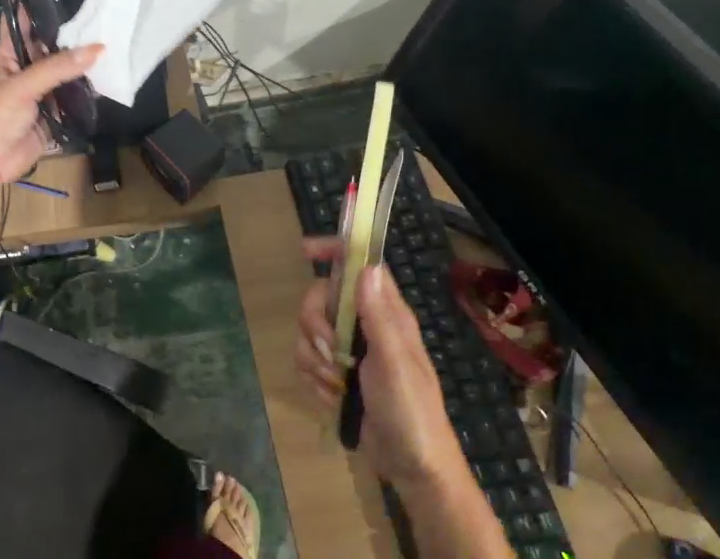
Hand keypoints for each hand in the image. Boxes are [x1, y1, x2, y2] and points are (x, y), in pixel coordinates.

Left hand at [0, 18, 101, 193]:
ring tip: (114, 40)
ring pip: (67, 71)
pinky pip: (75, 97)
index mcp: (9, 55)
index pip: (22, 21)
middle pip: (53, 45)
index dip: (36, 3)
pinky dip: (89, 90)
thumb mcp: (21, 87)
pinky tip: (109, 76)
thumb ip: (57, 68)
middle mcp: (27, 68)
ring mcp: (42, 91)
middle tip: (103, 14)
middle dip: (73, 33)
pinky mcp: (55, 113)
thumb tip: (96, 49)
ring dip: (84, 62)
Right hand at [295, 238, 463, 488]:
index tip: (306, 251)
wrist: (413, 469)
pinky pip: (307, 362)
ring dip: (313, 359)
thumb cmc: (412, 413)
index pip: (360, 266)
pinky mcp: (336, 376)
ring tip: (336, 385)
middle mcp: (367, 326)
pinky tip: (332, 398)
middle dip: (314, 324)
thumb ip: (378, 317)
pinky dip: (313, 380)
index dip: (335, 252)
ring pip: (308, 332)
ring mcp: (350, 351)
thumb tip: (365, 267)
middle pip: (321, 298)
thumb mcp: (395, 364)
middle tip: (329, 351)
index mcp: (388, 315)